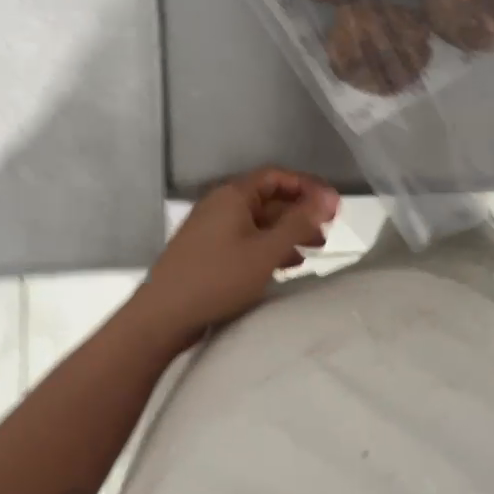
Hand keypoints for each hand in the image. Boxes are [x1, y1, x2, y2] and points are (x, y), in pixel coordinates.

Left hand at [131, 166, 339, 348]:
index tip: (332, 205)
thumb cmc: (218, 278)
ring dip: (287, 233)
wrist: (161, 317)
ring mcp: (210, 228)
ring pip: (258, 222)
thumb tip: (330, 197)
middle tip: (327, 232)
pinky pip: (245, 239)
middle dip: (300, 213)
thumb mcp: (266, 250)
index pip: (278, 176)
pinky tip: (284, 265)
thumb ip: (300, 222)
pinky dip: (268, 247)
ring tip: (312, 250)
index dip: (308, 186)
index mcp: (234, 195)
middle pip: (268, 199)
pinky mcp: (206, 252)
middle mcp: (221, 204)